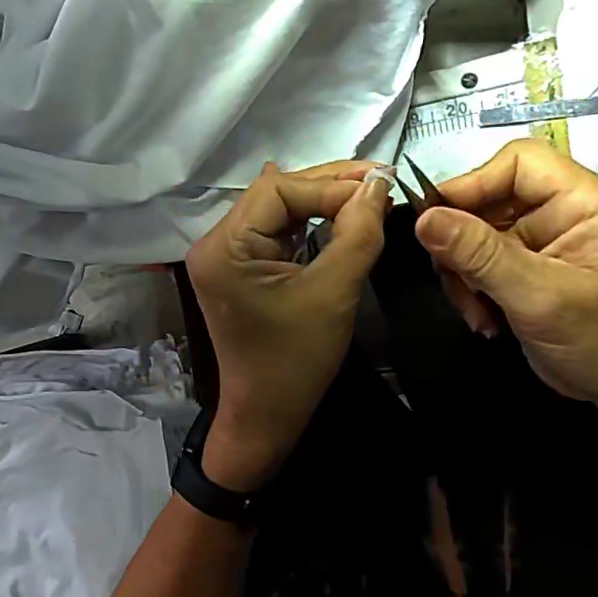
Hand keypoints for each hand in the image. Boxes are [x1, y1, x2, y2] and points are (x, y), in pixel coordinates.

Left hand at [185, 160, 392, 489]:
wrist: (267, 416)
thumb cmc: (297, 360)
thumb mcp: (334, 293)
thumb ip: (358, 234)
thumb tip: (379, 185)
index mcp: (225, 248)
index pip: (278, 191)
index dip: (330, 184)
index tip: (380, 186)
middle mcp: (216, 243)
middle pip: (276, 194)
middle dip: (329, 186)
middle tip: (380, 180)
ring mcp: (227, 255)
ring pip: (279, 209)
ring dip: (323, 200)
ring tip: (368, 193)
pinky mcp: (241, 267)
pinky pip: (278, 231)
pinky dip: (311, 221)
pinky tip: (340, 211)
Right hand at [413, 140, 597, 424]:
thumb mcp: (540, 299)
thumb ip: (480, 255)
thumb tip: (423, 219)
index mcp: (590, 202)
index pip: (519, 163)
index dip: (471, 184)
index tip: (432, 219)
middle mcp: (571, 212)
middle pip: (494, 199)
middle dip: (465, 243)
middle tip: (451, 280)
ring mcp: (554, 241)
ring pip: (484, 234)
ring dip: (467, 273)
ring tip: (476, 312)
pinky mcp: (539, 269)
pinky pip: (490, 263)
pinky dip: (477, 289)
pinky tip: (485, 319)